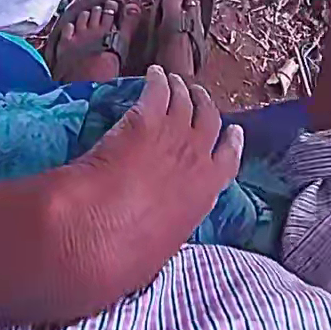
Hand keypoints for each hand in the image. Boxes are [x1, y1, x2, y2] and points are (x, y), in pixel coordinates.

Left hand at [44, 66, 242, 311]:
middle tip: (198, 95)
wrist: (97, 236)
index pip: (228, 161)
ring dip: (183, 88)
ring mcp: (173, 136)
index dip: (231, 142)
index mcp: (204, 194)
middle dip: (205, 105)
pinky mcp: (145, 120)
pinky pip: (158, 90)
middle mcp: (197, 159)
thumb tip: (158, 234)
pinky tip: (153, 74)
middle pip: (210, 121)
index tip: (233, 132)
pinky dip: (158, 80)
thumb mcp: (160, 249)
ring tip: (175, 81)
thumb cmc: (124, 255)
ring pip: (186, 101)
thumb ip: (169, 229)